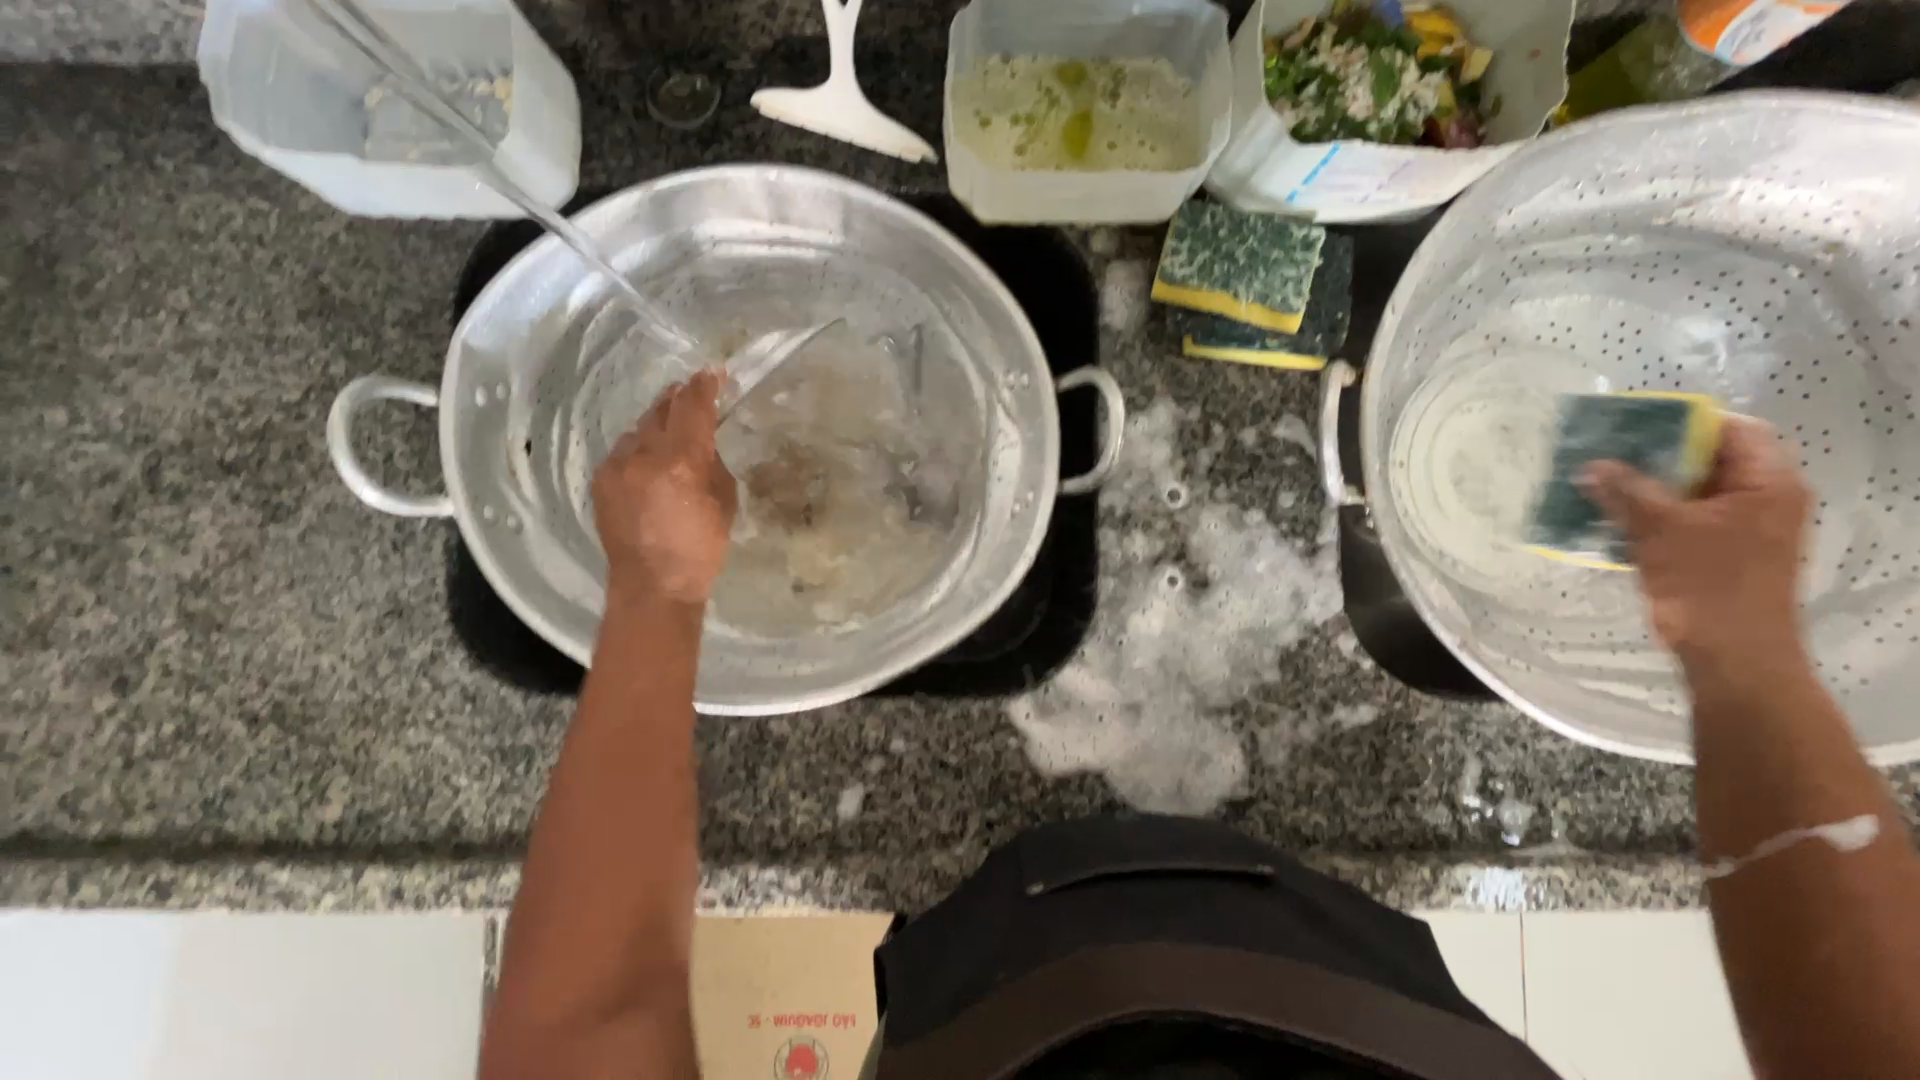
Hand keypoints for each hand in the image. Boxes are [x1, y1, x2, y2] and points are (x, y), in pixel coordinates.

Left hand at [591, 370, 737, 605]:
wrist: (653, 586)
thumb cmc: (701, 548)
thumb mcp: (724, 501)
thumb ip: (712, 463)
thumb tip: (701, 445)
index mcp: (682, 459)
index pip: (694, 407)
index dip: (705, 386)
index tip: (714, 373)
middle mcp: (644, 454)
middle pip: (661, 410)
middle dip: (679, 399)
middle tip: (692, 392)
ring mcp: (617, 466)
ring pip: (639, 430)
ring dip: (657, 426)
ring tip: (670, 431)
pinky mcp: (601, 481)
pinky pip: (623, 452)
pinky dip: (639, 450)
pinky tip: (649, 463)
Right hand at [1582, 416, 1811, 671]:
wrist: (1730, 652)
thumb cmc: (1708, 583)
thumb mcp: (1661, 529)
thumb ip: (1625, 491)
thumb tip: (1590, 465)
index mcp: (1768, 483)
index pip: (1733, 429)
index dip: (1685, 421)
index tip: (1634, 423)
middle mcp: (1761, 499)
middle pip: (1707, 459)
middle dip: (1654, 455)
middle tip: (1605, 449)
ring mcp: (1740, 528)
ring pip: (1687, 492)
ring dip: (1643, 487)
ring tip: (1596, 479)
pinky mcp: (1715, 552)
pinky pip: (1679, 520)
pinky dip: (1647, 515)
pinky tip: (1607, 515)